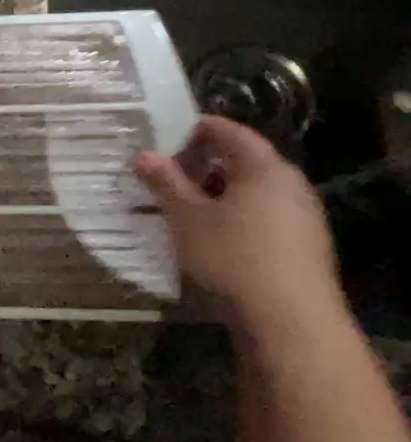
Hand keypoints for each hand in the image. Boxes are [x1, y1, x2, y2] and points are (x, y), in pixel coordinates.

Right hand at [131, 115, 341, 323]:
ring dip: (211, 189)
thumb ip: (164, 182)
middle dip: (200, 161)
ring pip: (248, 190)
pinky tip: (200, 227)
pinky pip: (256, 213)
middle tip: (160, 166)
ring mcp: (298, 216)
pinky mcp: (296, 242)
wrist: (287, 315)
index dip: (200, 126)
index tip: (166, 127)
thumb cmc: (231, 253)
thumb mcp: (185, 216)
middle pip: (242, 162)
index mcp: (266, 171)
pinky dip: (227, 211)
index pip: (234, 134)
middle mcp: (290, 187)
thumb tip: (142, 154)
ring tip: (172, 198)